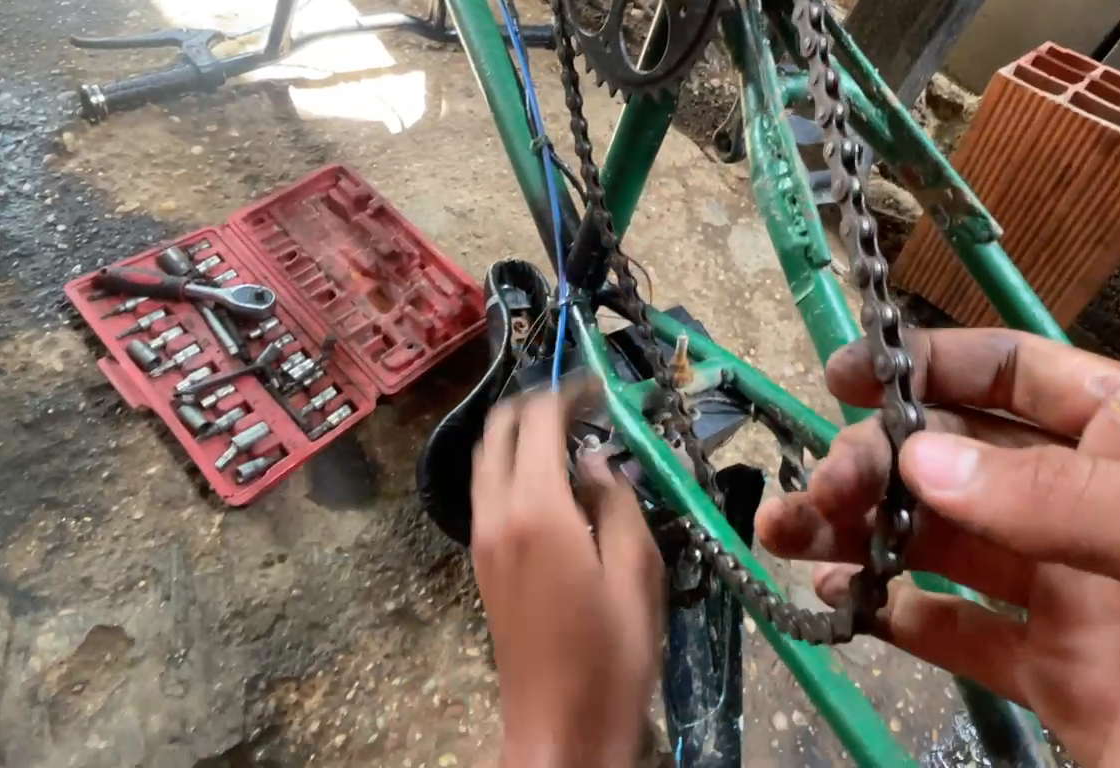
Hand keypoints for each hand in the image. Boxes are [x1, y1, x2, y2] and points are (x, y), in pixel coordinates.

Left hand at [471, 388, 662, 767]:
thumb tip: (600, 458)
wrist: (558, 732)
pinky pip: (488, 488)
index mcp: (537, 508)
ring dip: (521, 432)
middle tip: (584, 406)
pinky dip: (512, 464)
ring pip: (488, 456)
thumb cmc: (611, 654)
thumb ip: (617, 500)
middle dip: (538, 403)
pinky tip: (552, 483)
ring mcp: (483, 537)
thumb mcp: (638, 572)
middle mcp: (498, 512)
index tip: (601, 387)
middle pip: (501, 428)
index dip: (569, 391)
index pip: (539, 419)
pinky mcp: (482, 560)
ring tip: (569, 437)